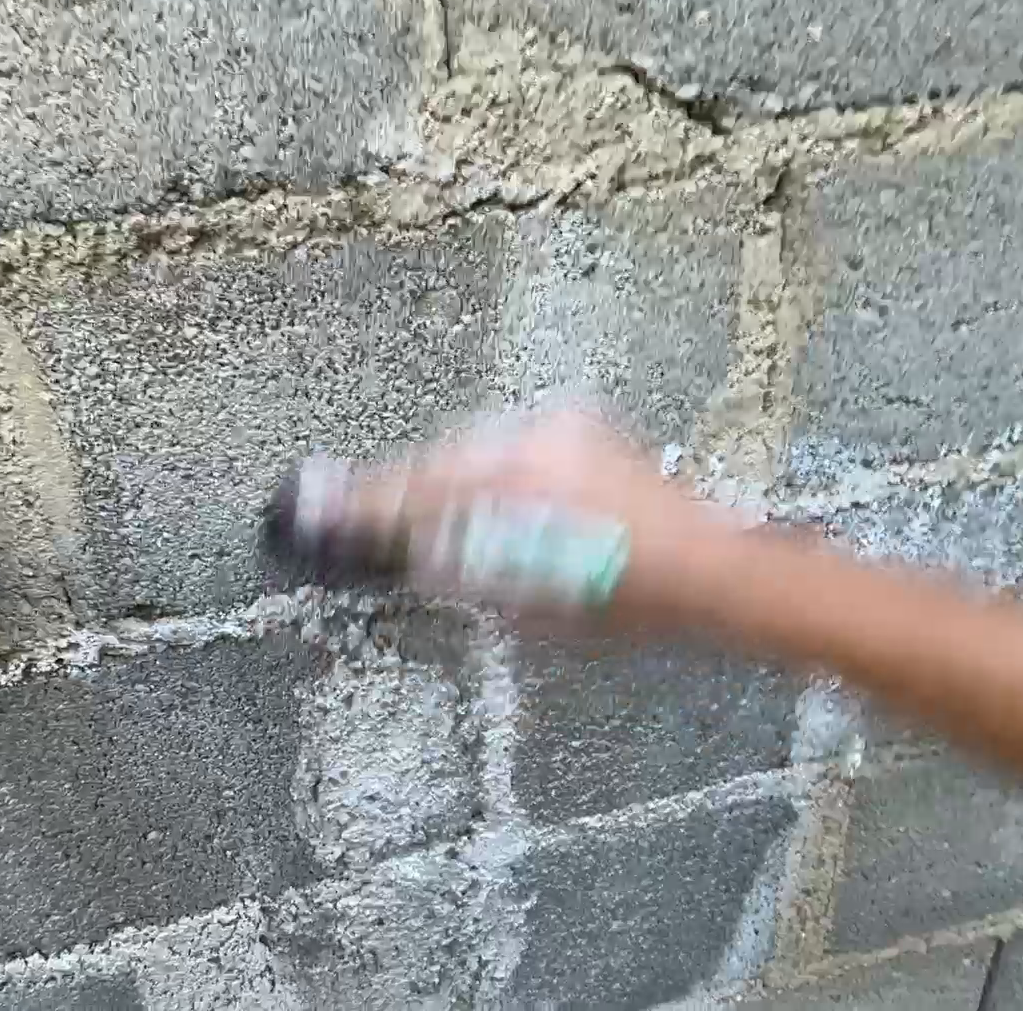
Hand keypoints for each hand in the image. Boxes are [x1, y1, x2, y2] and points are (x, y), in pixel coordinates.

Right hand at [328, 410, 735, 624]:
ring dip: (444, 478)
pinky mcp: (569, 420)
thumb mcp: (525, 601)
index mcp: (513, 496)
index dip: (356, 503)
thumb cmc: (623, 601)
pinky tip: (494, 495)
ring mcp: (550, 425)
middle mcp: (526, 444)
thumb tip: (406, 548)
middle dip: (403, 490)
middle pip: (431, 461)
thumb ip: (455, 566)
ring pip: (463, 447)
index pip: (411, 494)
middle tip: (375, 513)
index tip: (310, 501)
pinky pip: (499, 440)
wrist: (712, 568)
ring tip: (445, 514)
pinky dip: (482, 466)